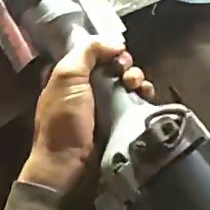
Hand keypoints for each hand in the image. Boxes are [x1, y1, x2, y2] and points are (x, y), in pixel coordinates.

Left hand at [22, 36, 152, 192]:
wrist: (70, 165)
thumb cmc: (64, 120)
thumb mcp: (67, 77)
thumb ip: (87, 52)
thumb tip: (116, 44)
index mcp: (70, 75)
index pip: (95, 52)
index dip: (108, 49)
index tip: (116, 54)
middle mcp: (88, 87)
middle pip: (115, 65)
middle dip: (125, 64)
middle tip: (125, 73)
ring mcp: (105, 104)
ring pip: (128, 81)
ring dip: (136, 78)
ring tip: (135, 86)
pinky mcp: (120, 120)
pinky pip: (137, 100)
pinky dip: (144, 93)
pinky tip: (145, 95)